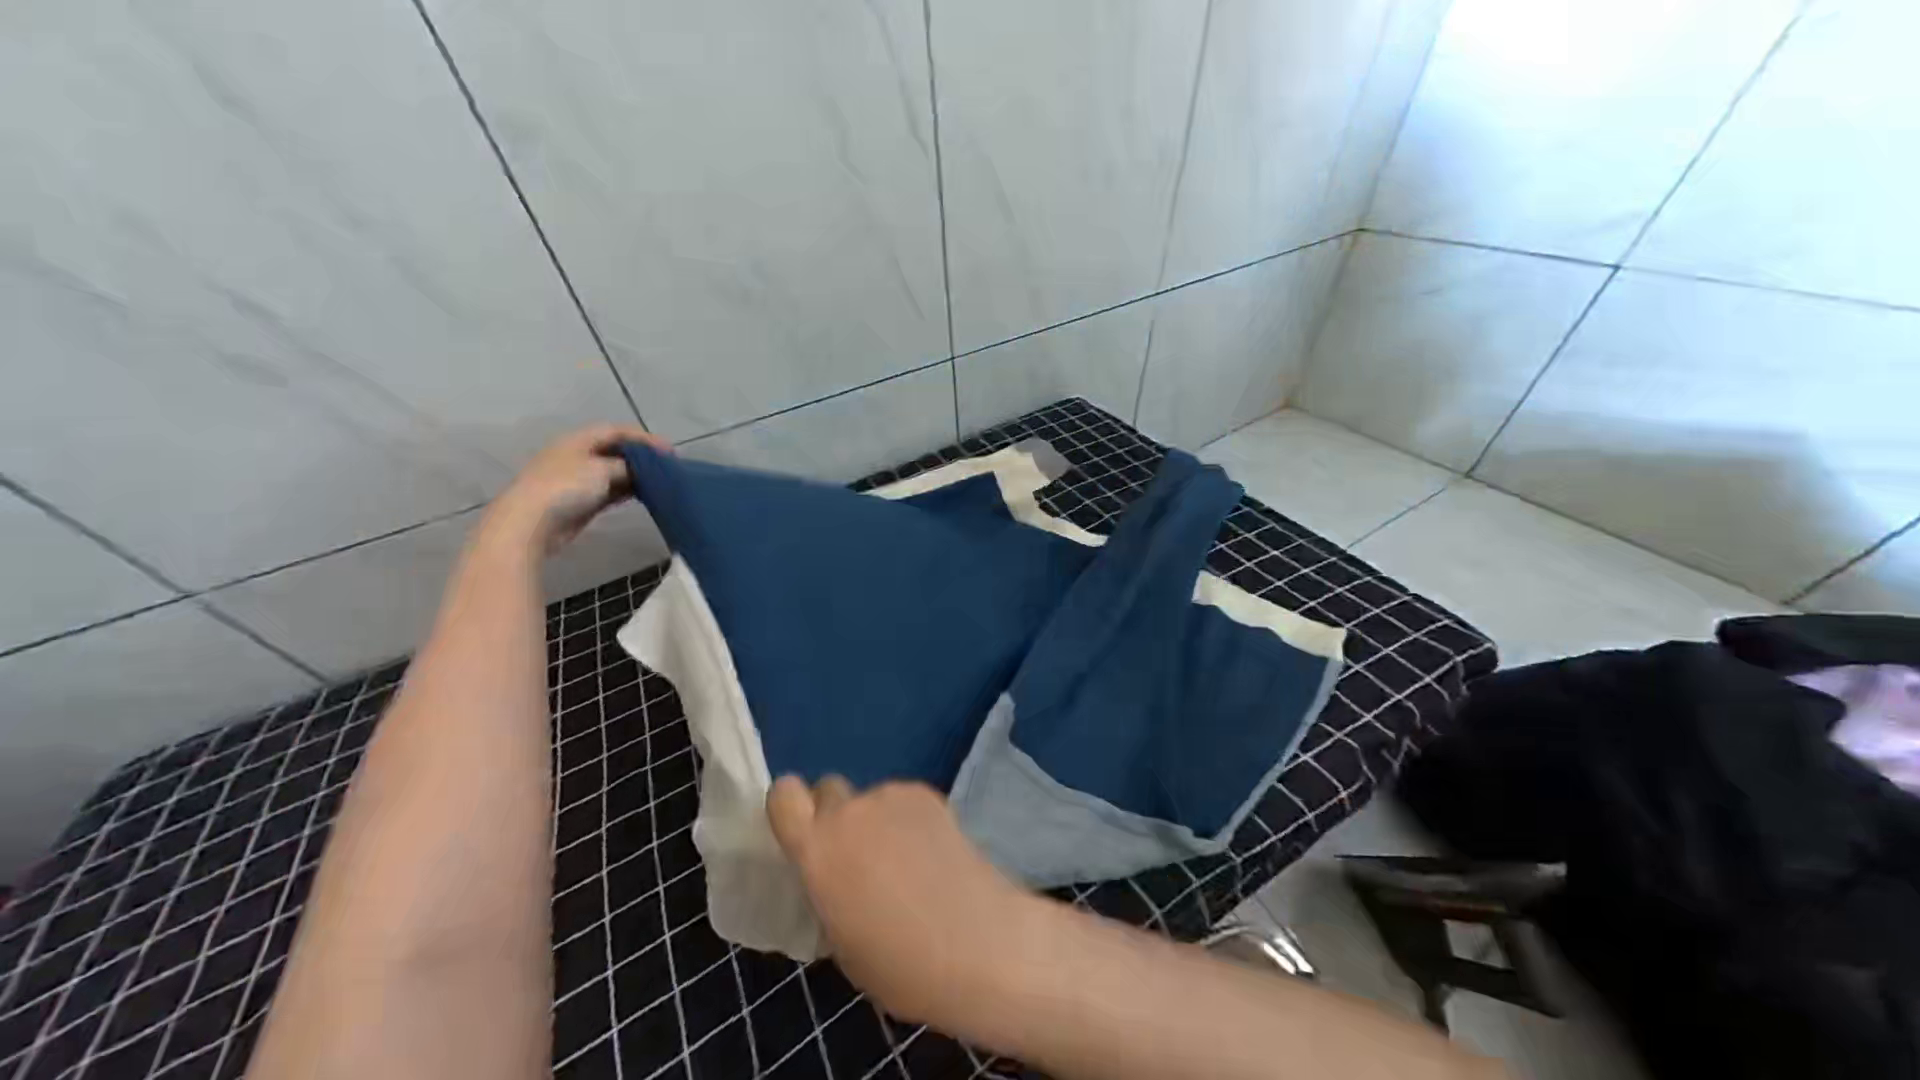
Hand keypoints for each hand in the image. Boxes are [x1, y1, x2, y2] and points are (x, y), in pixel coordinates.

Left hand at [482, 425, 668, 555]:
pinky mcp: (580, 502)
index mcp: (578, 440)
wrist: (530, 523)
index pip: (616, 431)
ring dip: (635, 475)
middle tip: (667, 466)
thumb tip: (641, 469)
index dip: (643, 438)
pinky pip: (609, 491)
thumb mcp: (601, 469)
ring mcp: (577, 480)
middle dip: (641, 457)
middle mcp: (577, 456)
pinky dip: (626, 490)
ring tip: (660, 481)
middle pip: (615, 450)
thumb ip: (626, 466)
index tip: (669, 450)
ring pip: (613, 472)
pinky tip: (643, 495)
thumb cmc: (565, 487)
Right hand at [766, 777, 1036, 1023]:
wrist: (978, 944)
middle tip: (859, 854)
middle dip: (836, 816)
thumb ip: (827, 892)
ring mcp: (892, 797)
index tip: (804, 832)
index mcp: (817, 850)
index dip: (790, 807)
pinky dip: (909, 819)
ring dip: (877, 820)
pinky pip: (903, 801)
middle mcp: (849, 812)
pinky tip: (932, 853)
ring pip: (870, 799)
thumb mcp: (841, 941)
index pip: (783, 795)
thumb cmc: (901, 965)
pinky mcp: (929, 794)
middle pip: (828, 791)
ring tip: (907, 861)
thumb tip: (835, 877)